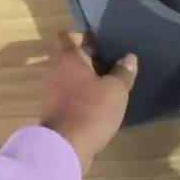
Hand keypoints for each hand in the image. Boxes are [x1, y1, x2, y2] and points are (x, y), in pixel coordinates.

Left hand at [39, 31, 137, 172]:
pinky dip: (78, 95)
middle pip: (69, 57)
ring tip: (106, 87)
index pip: (67, 36)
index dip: (82, 36)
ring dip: (84, 79)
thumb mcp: (115, 90)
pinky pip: (66, 94)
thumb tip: (129, 57)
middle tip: (110, 66)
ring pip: (67, 76)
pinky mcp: (52, 108)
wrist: (65, 144)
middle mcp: (54, 70)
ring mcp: (50, 90)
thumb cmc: (91, 110)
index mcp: (68, 58)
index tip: (99, 42)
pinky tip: (96, 105)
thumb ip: (122, 72)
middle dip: (87, 60)